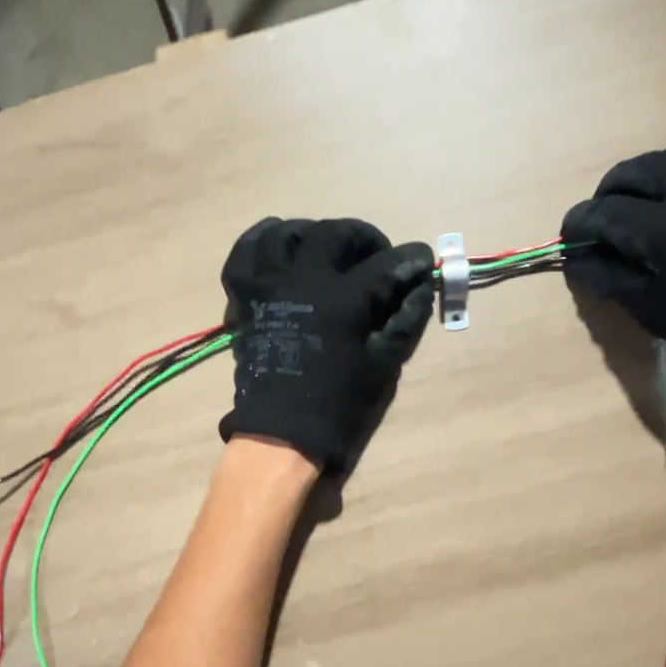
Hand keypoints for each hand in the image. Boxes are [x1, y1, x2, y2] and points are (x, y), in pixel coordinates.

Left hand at [218, 218, 435, 468]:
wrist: (281, 433)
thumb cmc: (338, 404)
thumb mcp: (382, 365)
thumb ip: (404, 320)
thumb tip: (420, 288)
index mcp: (344, 299)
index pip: (386, 264)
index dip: (410, 260)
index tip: (422, 261)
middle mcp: (303, 280)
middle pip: (333, 234)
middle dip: (361, 238)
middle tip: (374, 255)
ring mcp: (268, 286)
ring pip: (284, 234)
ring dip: (311, 234)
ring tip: (326, 249)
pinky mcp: (244, 299)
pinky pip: (243, 255)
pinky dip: (260, 243)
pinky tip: (277, 249)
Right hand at [561, 135, 665, 432]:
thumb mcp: (652, 309)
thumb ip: (609, 277)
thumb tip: (576, 259)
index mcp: (662, 227)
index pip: (604, 211)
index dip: (580, 222)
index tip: (570, 233)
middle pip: (640, 168)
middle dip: (613, 188)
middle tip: (605, 210)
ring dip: (657, 169)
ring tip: (651, 192)